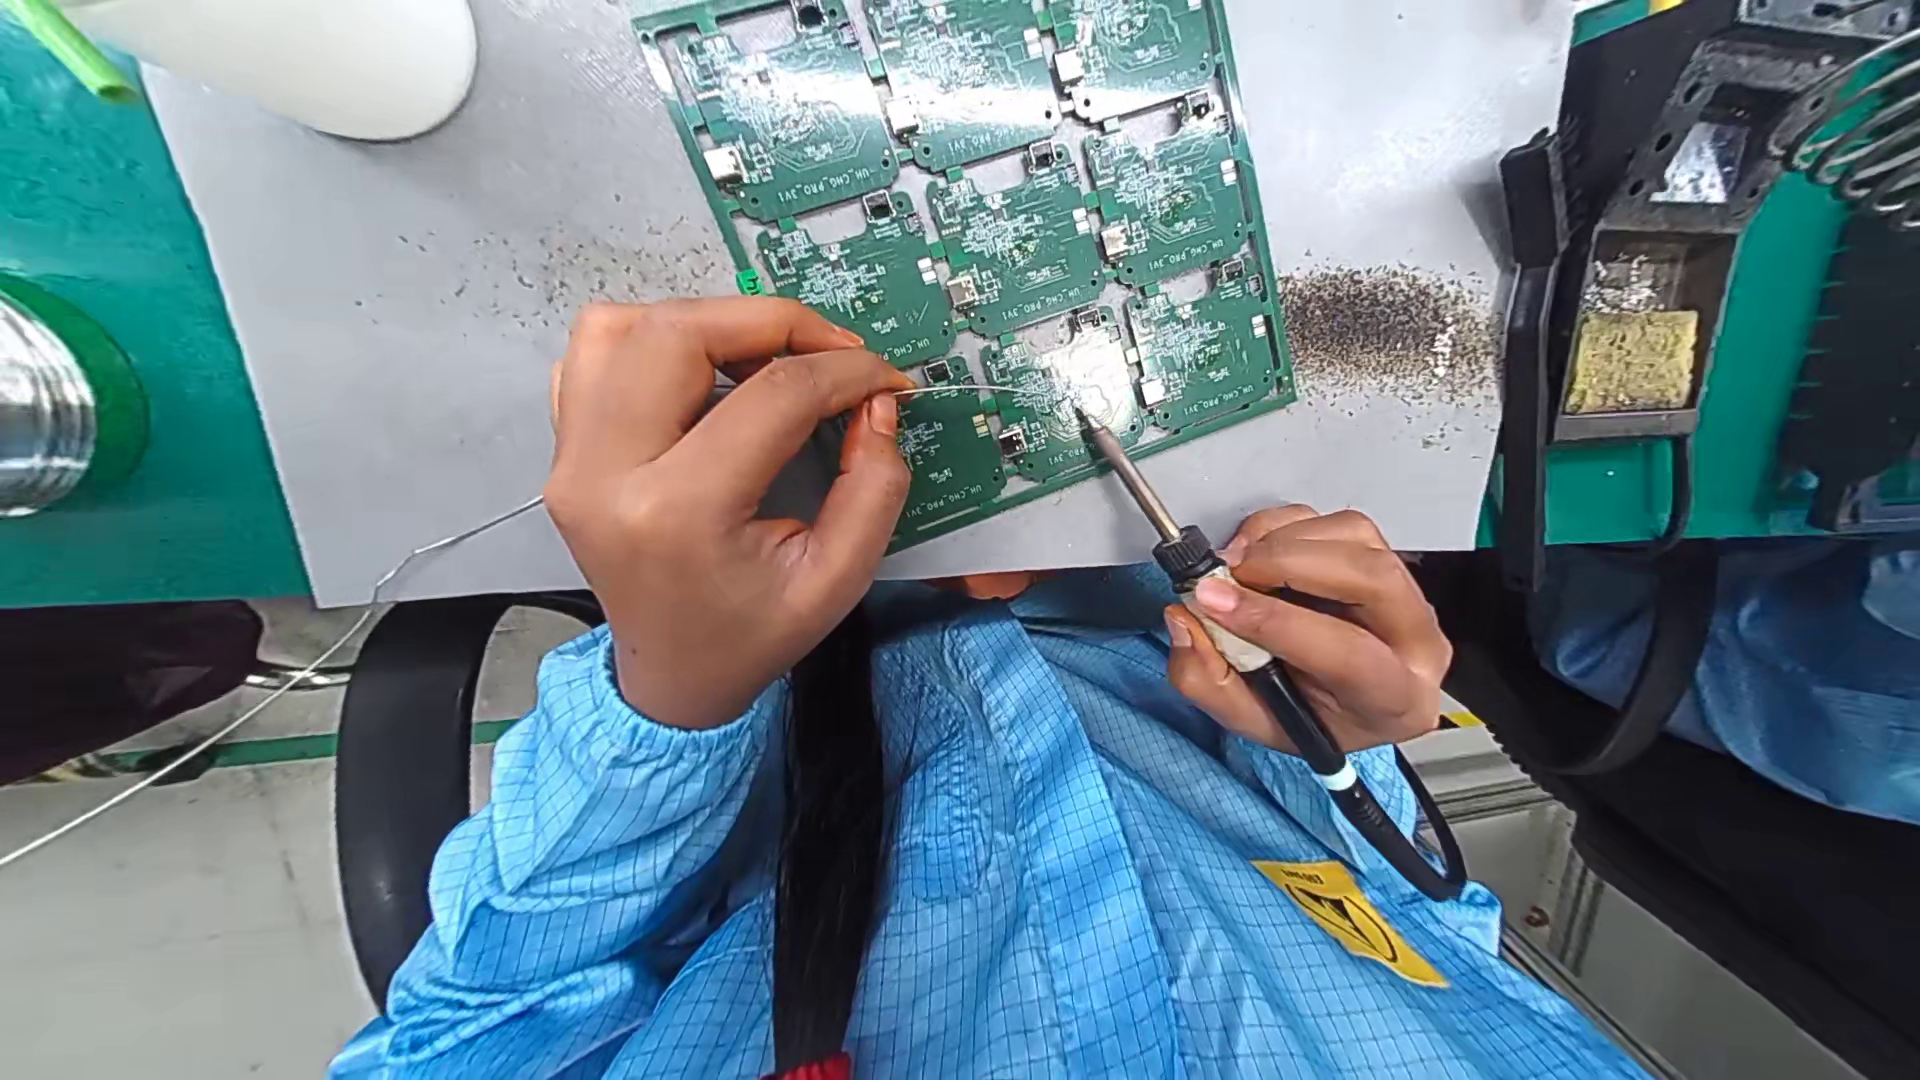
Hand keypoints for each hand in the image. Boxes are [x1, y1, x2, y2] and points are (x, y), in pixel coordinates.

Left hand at [544, 298, 912, 728]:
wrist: (674, 676)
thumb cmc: (757, 635)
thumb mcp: (839, 578)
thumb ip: (875, 488)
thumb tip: (876, 404)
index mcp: (681, 513)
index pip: (773, 397)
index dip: (845, 373)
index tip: (886, 381)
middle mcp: (605, 471)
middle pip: (681, 333)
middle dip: (775, 322)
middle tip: (833, 351)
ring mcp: (571, 457)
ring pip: (624, 326)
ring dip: (710, 322)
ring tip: (770, 357)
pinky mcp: (565, 451)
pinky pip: (595, 354)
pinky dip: (658, 339)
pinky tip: (709, 374)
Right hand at [1163, 507, 1451, 754]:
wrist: (1325, 695)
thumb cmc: (1297, 711)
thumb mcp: (1243, 716)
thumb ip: (1202, 678)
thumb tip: (1186, 618)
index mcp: (1392, 699)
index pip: (1349, 654)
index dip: (1273, 621)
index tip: (1211, 601)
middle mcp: (1416, 642)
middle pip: (1371, 577)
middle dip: (1286, 563)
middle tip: (1227, 572)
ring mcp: (1404, 593)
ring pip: (1355, 537)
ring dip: (1282, 540)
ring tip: (1237, 565)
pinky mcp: (1380, 557)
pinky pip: (1337, 521)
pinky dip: (1282, 525)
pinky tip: (1253, 552)